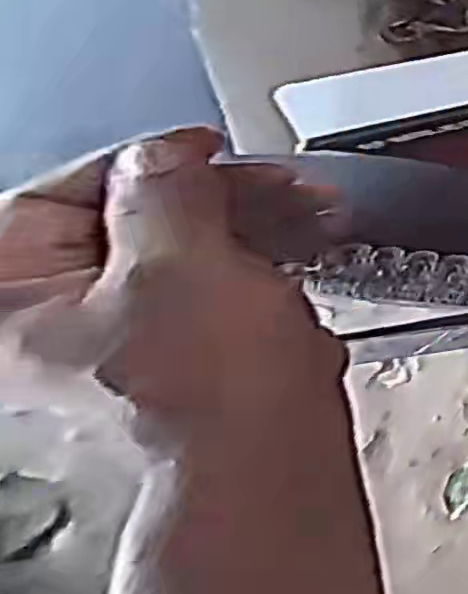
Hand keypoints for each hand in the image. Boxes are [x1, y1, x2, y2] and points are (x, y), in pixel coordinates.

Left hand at [0, 128, 347, 448]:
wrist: (265, 445)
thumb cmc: (207, 381)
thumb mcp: (181, 266)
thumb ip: (165, 197)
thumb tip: (163, 154)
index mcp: (6, 300)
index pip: (56, 198)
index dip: (141, 165)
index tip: (200, 148)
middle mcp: (48, 319)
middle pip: (129, 223)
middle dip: (217, 199)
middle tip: (279, 184)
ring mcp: (119, 334)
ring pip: (181, 251)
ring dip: (252, 224)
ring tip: (312, 215)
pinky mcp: (182, 344)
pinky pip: (214, 281)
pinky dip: (260, 258)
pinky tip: (303, 248)